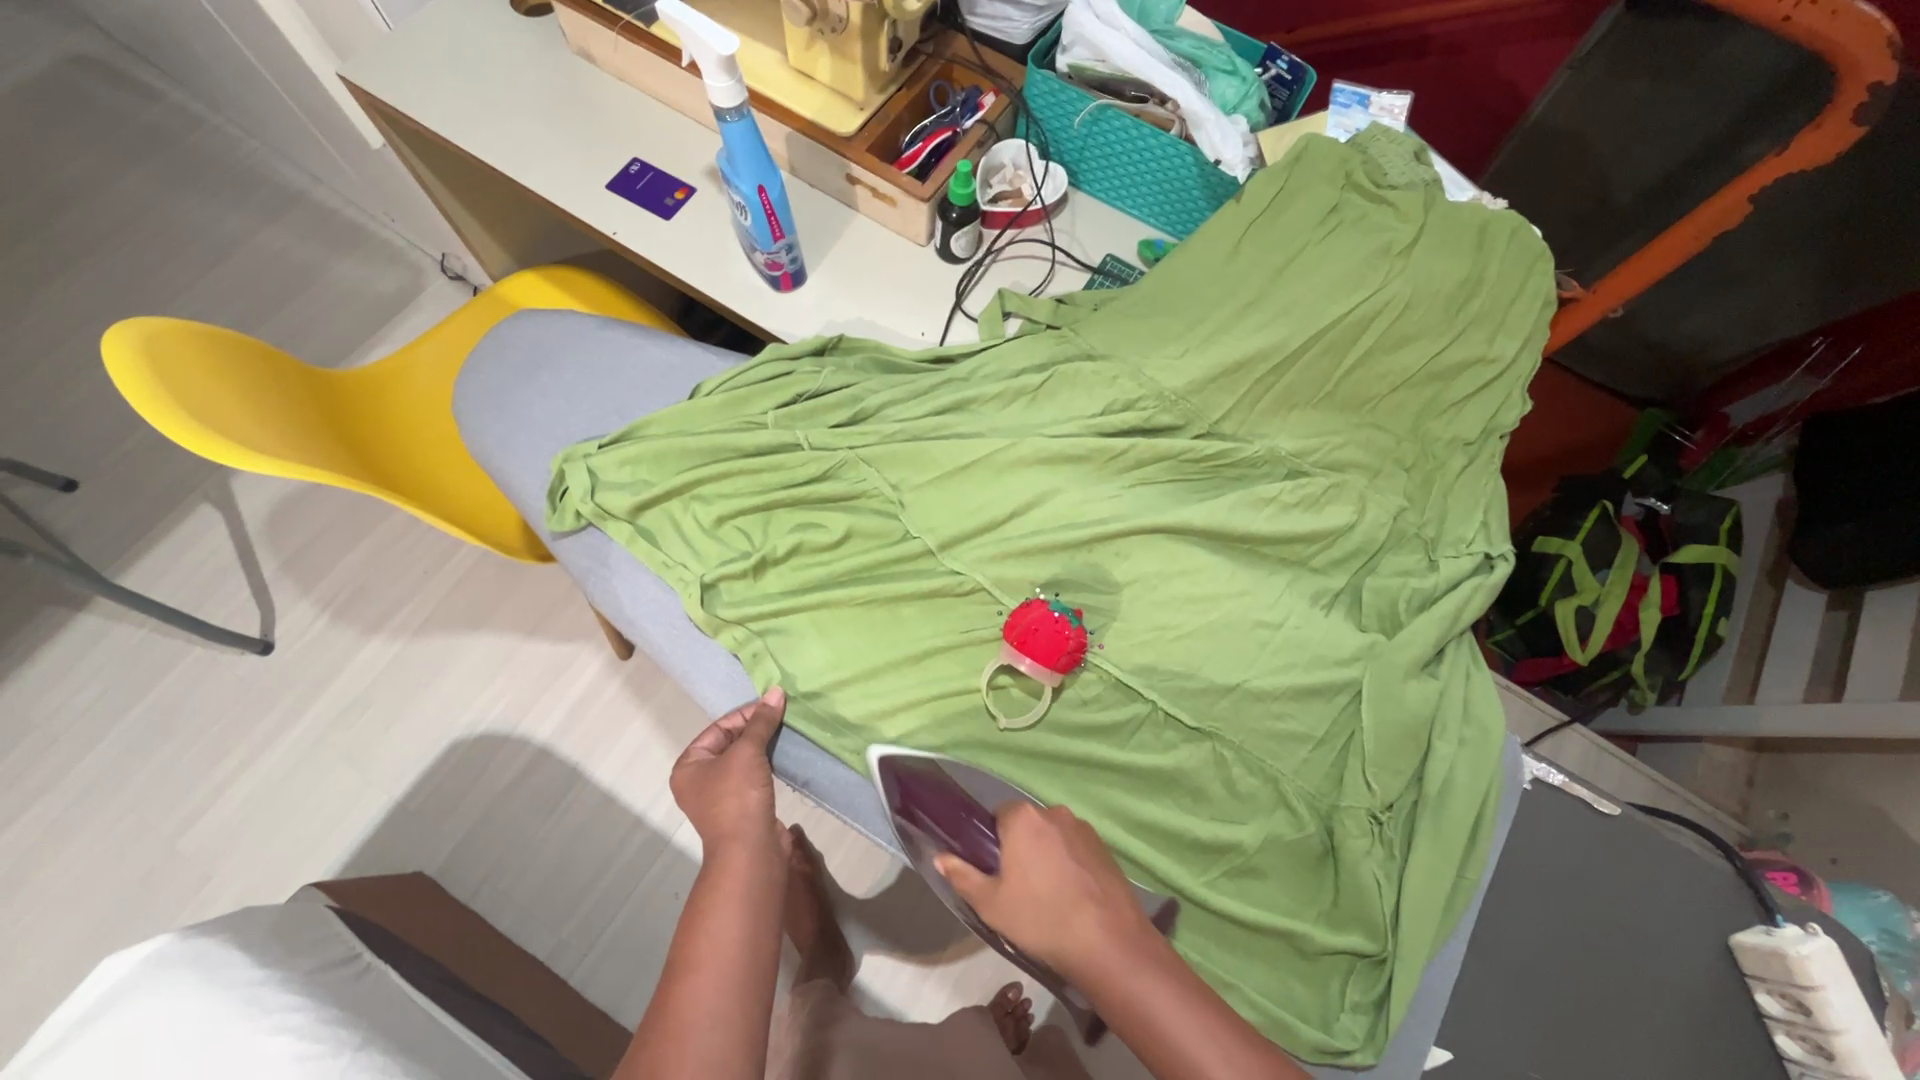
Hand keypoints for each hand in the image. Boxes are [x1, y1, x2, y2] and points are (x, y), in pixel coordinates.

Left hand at [670, 686, 785, 857]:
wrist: (750, 851)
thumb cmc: (738, 797)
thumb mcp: (748, 752)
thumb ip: (761, 722)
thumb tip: (776, 691)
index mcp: (688, 766)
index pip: (718, 728)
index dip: (745, 714)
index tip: (772, 705)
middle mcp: (699, 780)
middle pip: (730, 743)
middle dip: (755, 730)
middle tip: (782, 716)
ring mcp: (720, 797)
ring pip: (743, 761)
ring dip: (763, 746)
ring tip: (786, 732)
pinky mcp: (741, 808)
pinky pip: (753, 777)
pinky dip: (767, 765)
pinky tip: (784, 756)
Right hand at [935, 802, 1152, 978]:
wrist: (1107, 942)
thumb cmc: (1040, 918)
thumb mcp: (990, 903)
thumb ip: (962, 875)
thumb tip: (940, 857)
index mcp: (1024, 818)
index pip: (998, 814)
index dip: (992, 840)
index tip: (993, 869)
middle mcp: (1055, 813)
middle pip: (1028, 824)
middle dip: (1020, 847)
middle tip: (1016, 885)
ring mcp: (1084, 829)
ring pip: (1053, 837)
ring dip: (1046, 855)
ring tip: (1047, 895)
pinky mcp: (1106, 849)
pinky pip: (1076, 850)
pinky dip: (1070, 865)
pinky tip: (1071, 897)